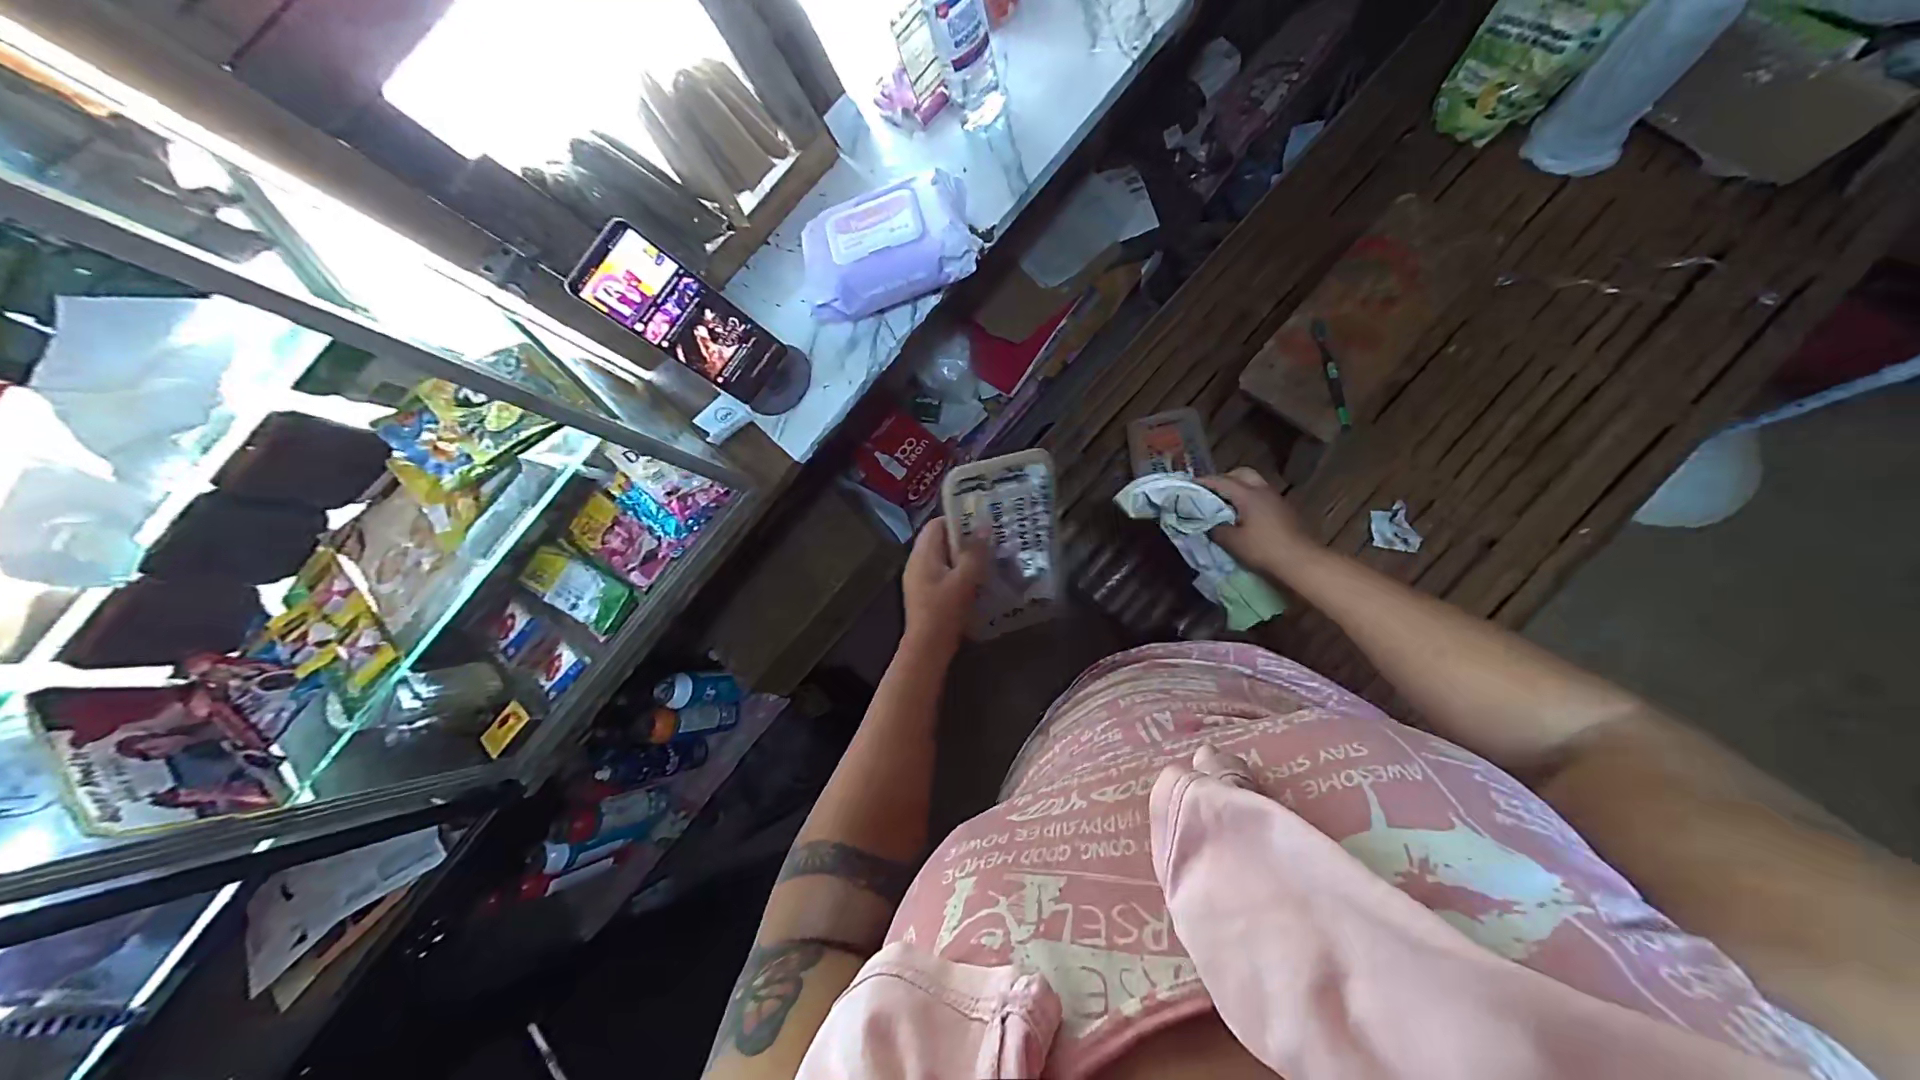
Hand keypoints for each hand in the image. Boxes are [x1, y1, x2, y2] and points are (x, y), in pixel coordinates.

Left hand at [901, 517, 986, 659]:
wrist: (927, 648)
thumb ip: (975, 553)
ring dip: (963, 558)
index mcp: (922, 554)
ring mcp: (919, 580)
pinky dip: (958, 573)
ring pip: (943, 559)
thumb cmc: (944, 610)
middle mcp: (916, 563)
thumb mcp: (965, 580)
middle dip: (964, 539)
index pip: (936, 524)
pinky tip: (976, 582)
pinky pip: (943, 574)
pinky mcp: (925, 594)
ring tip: (987, 560)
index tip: (981, 524)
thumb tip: (983, 528)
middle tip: (989, 541)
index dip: (958, 520)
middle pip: (940, 541)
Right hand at [1199, 467, 1319, 574]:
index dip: (1204, 481)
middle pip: (1241, 473)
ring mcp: (1276, 498)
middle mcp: (1262, 490)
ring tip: (1225, 503)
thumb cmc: (1263, 549)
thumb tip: (1208, 523)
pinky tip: (1243, 513)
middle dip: (1224, 478)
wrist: (1300, 560)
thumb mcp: (1232, 542)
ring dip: (1238, 488)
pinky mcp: (1283, 509)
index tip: (1190, 484)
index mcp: (1248, 495)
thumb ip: (1216, 529)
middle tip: (1211, 491)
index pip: (1221, 481)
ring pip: (1253, 483)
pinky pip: (1261, 494)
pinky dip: (1248, 497)